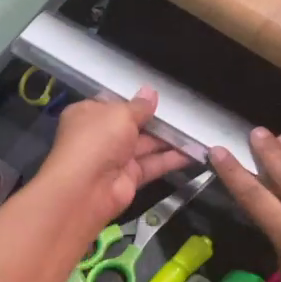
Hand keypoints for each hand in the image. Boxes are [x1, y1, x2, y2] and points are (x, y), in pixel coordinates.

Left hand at [39, 88, 190, 227]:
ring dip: (169, 140)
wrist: (85, 188)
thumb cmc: (97, 140)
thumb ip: (138, 106)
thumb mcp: (119, 114)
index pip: (112, 104)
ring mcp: (114, 158)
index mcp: (88, 115)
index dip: (133, 101)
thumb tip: (150, 93)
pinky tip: (194, 152)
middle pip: (132, 125)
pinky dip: (171, 159)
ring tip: (196, 131)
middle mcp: (100, 136)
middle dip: (156, 121)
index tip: (158, 97)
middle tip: (185, 113)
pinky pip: (153, 165)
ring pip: (145, 145)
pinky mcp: (129, 178)